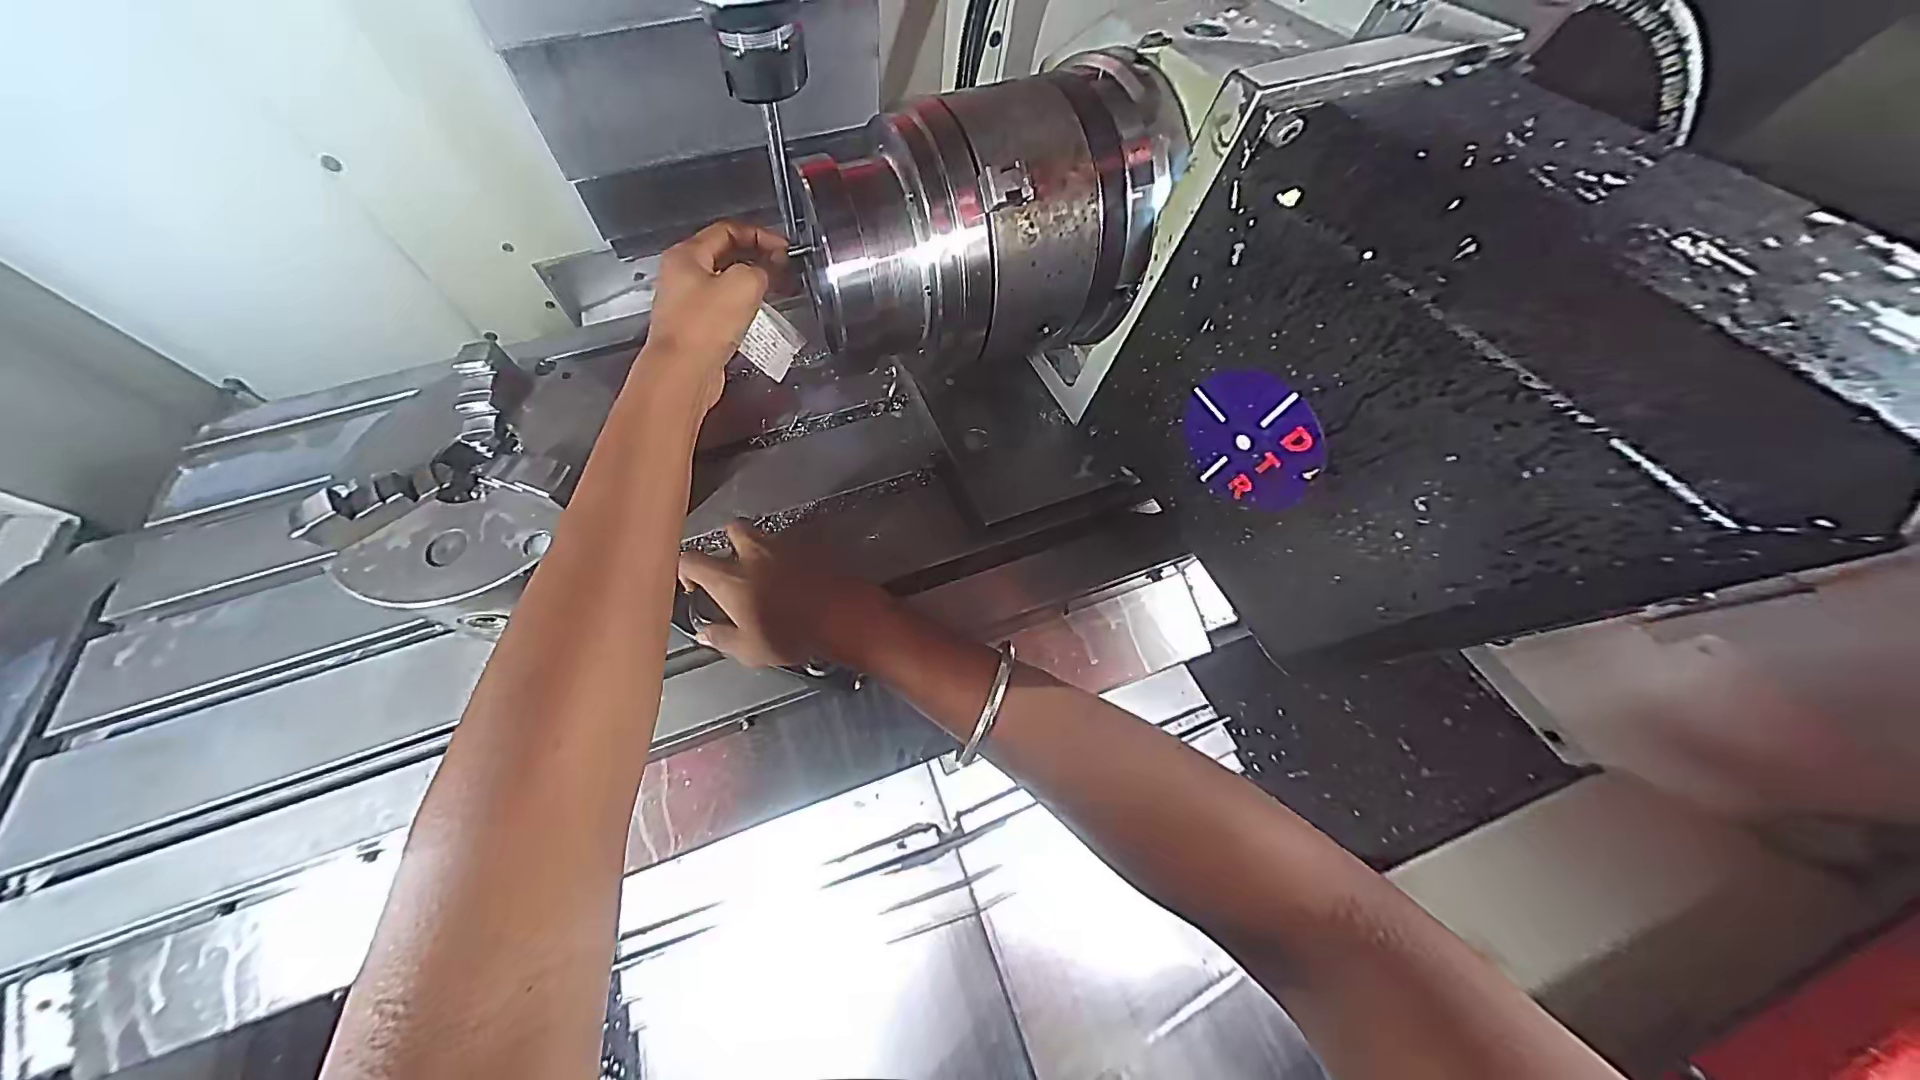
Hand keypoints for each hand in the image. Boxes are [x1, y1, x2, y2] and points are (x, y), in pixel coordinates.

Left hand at [636, 221, 787, 413]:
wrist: (684, 372)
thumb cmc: (702, 328)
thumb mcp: (742, 285)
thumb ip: (760, 270)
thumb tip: (767, 271)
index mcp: (686, 256)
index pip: (727, 231)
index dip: (759, 234)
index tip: (782, 247)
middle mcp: (682, 277)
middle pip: (725, 256)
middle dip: (756, 259)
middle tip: (781, 268)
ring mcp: (688, 304)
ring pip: (726, 284)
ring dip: (752, 285)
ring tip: (774, 291)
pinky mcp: (697, 329)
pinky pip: (724, 310)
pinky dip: (744, 308)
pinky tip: (758, 317)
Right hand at [677, 523, 892, 669]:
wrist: (843, 616)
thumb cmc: (794, 635)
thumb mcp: (750, 649)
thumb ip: (722, 638)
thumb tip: (706, 633)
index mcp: (730, 578)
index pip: (691, 559)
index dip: (686, 569)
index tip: (692, 583)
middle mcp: (754, 554)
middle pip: (731, 529)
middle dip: (728, 541)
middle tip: (733, 564)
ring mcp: (786, 544)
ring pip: (765, 532)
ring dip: (762, 546)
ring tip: (768, 568)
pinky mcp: (813, 543)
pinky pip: (796, 540)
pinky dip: (793, 552)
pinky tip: (798, 570)